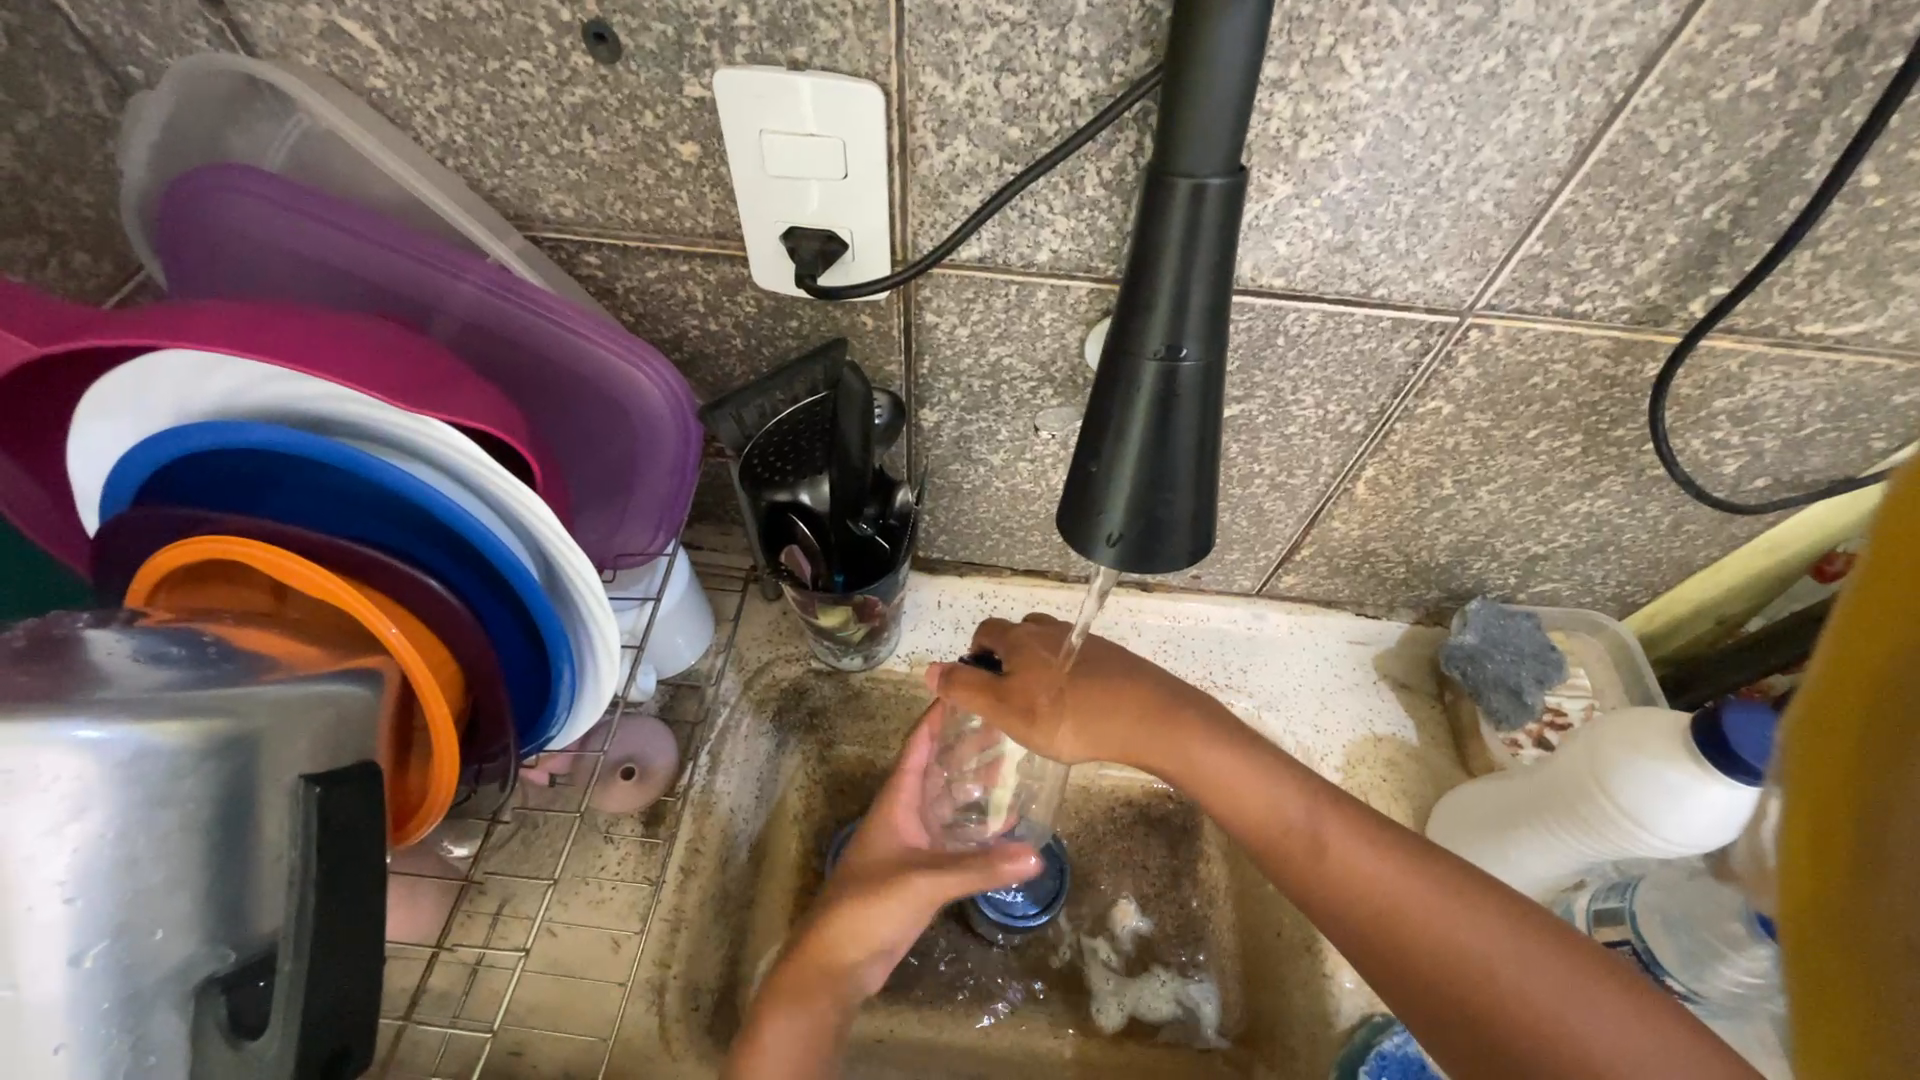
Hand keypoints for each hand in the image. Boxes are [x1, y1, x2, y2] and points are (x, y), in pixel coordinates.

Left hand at [767, 705, 1041, 1004]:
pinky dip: (979, 832)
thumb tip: (1036, 856)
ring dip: (975, 788)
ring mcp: (914, 846)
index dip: (937, 719)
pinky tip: (1006, 828)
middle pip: (939, 772)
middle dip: (968, 750)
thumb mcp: (925, 880)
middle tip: (1006, 728)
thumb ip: (980, 868)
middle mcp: (906, 815)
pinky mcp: (922, 874)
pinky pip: (955, 841)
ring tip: (1012, 767)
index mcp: (896, 801)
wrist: (838, 961)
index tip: (965, 692)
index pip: (918, 747)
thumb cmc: (869, 905)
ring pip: (948, 806)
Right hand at [927, 612, 1211, 767]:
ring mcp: (1086, 641)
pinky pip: (1079, 660)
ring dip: (1039, 667)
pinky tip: (1078, 708)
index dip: (974, 654)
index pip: (985, 631)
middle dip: (1007, 659)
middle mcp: (1051, 631)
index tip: (979, 686)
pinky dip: (1069, 677)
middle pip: (1019, 634)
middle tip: (1009, 698)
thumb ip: (964, 688)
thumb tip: (929, 669)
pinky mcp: (1113, 658)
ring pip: (1050, 646)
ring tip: (1042, 705)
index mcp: (1020, 638)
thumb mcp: (1004, 709)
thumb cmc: (1066, 715)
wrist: (1147, 715)